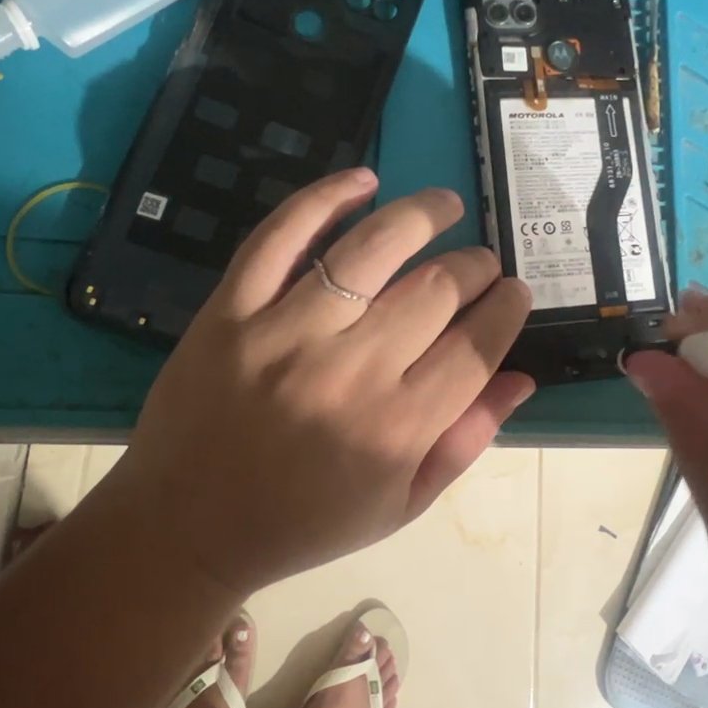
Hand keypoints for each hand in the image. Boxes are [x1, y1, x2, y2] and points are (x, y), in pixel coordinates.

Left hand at [114, 168, 535, 596]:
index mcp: (395, 430)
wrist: (184, 527)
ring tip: (444, 205)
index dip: (508, 307)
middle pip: (436, 288)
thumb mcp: (399, 504)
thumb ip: (466, 440)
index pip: (477, 345)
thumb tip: (523, 376)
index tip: (514, 291)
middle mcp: (348, 373)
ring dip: (422, 214)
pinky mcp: (232, 310)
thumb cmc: (303, 522)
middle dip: (476, 264)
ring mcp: (284, 334)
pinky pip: (281, 236)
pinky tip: (363, 180)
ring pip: (371, 248)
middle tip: (480, 262)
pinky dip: (324, 197)